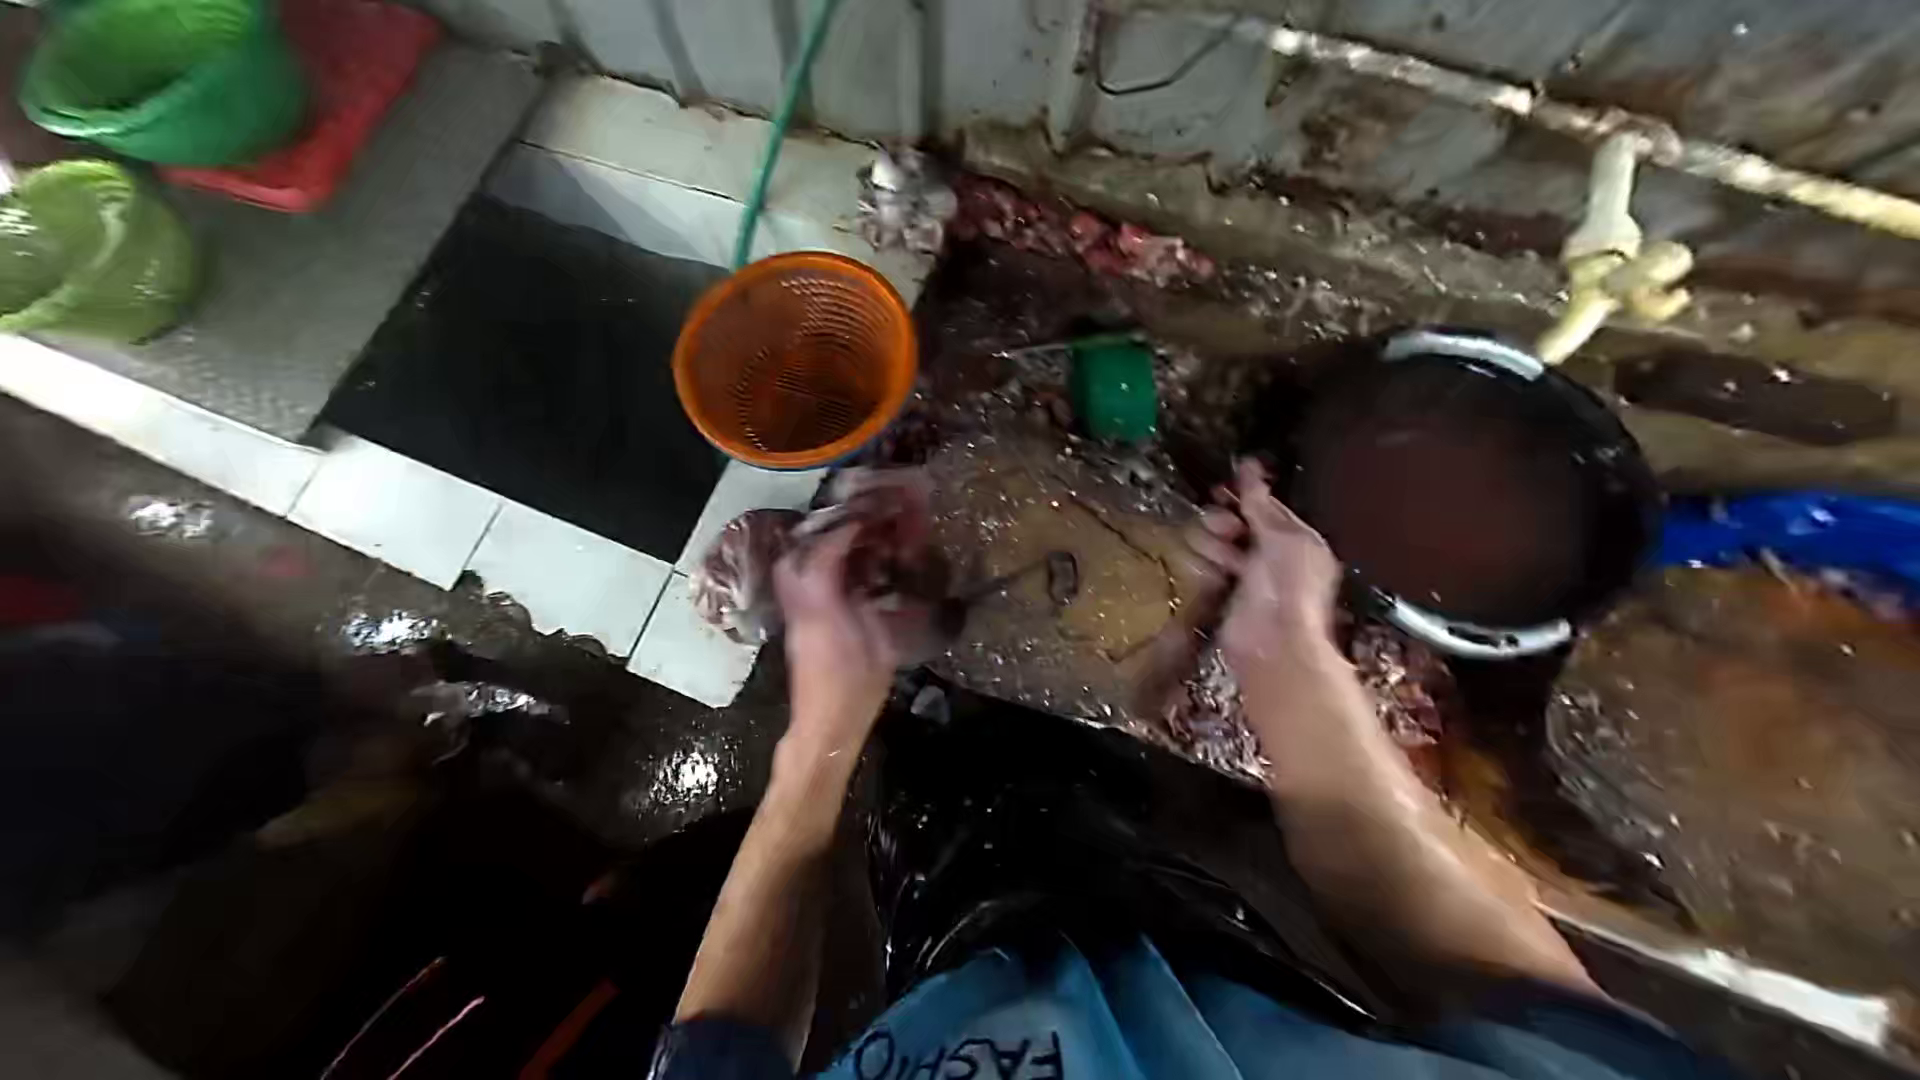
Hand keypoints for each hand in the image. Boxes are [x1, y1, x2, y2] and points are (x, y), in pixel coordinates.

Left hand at [774, 524, 899, 754]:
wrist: (825, 728)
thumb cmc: (858, 692)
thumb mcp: (880, 647)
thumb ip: (872, 608)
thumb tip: (869, 583)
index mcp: (824, 612)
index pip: (823, 558)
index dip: (842, 532)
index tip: (863, 520)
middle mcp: (801, 610)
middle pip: (793, 560)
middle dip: (817, 537)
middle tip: (848, 527)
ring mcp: (794, 620)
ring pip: (789, 573)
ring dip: (812, 552)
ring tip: (843, 544)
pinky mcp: (795, 629)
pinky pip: (797, 587)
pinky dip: (814, 571)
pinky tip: (839, 572)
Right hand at [1181, 459, 1341, 667]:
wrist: (1272, 645)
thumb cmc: (1288, 589)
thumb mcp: (1281, 538)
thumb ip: (1261, 504)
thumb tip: (1250, 467)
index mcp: (1299, 540)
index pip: (1267, 506)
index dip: (1245, 495)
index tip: (1222, 487)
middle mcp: (1274, 556)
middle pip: (1237, 523)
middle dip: (1225, 521)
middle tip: (1225, 528)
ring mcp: (1249, 576)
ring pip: (1218, 544)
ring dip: (1213, 544)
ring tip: (1215, 552)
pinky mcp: (1226, 594)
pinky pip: (1208, 568)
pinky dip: (1204, 564)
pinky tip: (1207, 568)